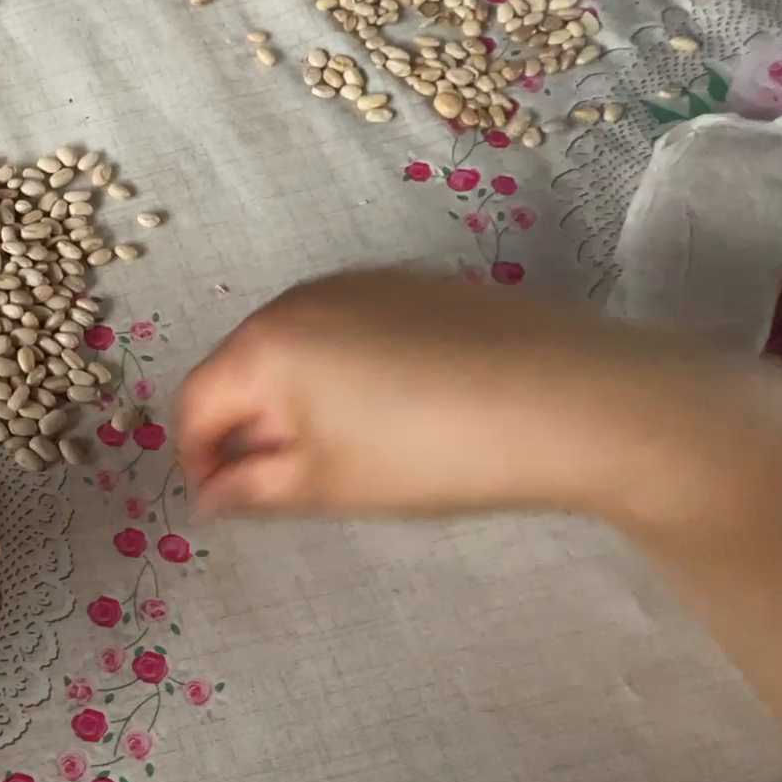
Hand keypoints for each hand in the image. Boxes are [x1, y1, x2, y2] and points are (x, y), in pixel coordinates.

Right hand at [173, 268, 730, 521]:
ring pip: (284, 349)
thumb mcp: (322, 486)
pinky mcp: (403, 284)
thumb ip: (246, 490)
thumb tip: (207, 498)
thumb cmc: (429, 453)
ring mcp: (351, 284)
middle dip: (243, 426)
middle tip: (279, 477)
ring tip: (334, 444)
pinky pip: (334, 329)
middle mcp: (293, 301)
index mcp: (261, 347)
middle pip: (236, 371)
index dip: (197, 457)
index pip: (195, 403)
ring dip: (285, 399)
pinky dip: (330, 370)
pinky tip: (382, 405)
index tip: (221, 498)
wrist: (587, 402)